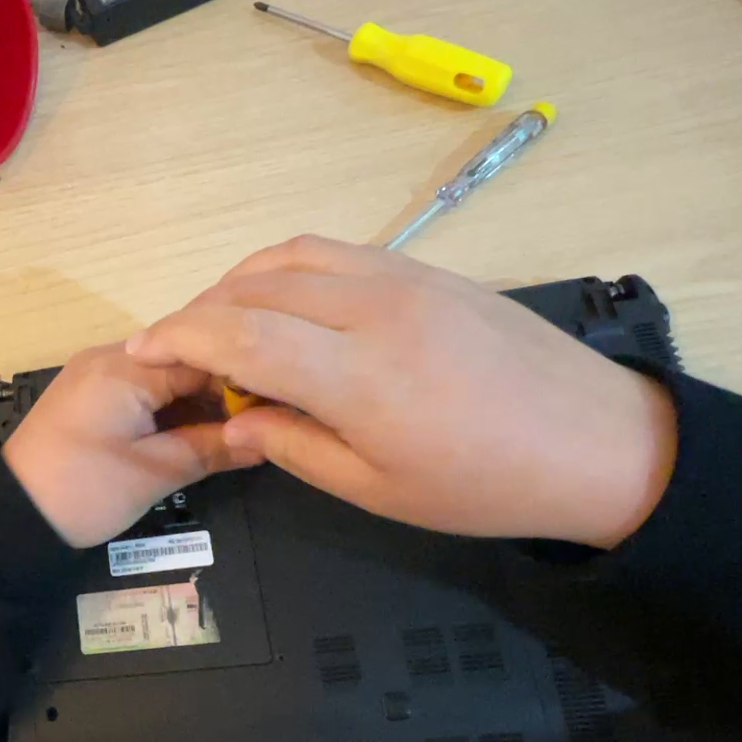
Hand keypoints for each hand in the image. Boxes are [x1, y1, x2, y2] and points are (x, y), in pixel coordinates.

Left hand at [2, 344, 260, 547]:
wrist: (11, 515)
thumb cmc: (82, 492)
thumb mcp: (153, 474)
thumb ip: (212, 450)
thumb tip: (267, 441)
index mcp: (124, 368)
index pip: (202, 353)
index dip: (244, 377)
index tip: (280, 402)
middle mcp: (109, 356)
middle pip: (183, 357)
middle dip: (223, 387)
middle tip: (263, 418)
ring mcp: (96, 372)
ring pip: (165, 372)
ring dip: (197, 398)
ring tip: (237, 426)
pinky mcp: (90, 392)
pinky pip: (142, 386)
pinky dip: (170, 405)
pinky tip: (197, 428)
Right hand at [125, 237, 677, 548]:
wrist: (601, 442)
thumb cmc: (483, 484)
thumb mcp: (377, 489)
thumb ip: (292, 446)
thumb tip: (234, 419)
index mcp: (360, 375)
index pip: (239, 337)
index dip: (178, 339)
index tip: (140, 351)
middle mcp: (373, 308)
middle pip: (253, 288)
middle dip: (196, 314)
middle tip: (173, 349)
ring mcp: (402, 277)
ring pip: (288, 257)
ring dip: (235, 284)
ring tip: (217, 323)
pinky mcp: (423, 268)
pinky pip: (330, 251)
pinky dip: (281, 269)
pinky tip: (276, 300)